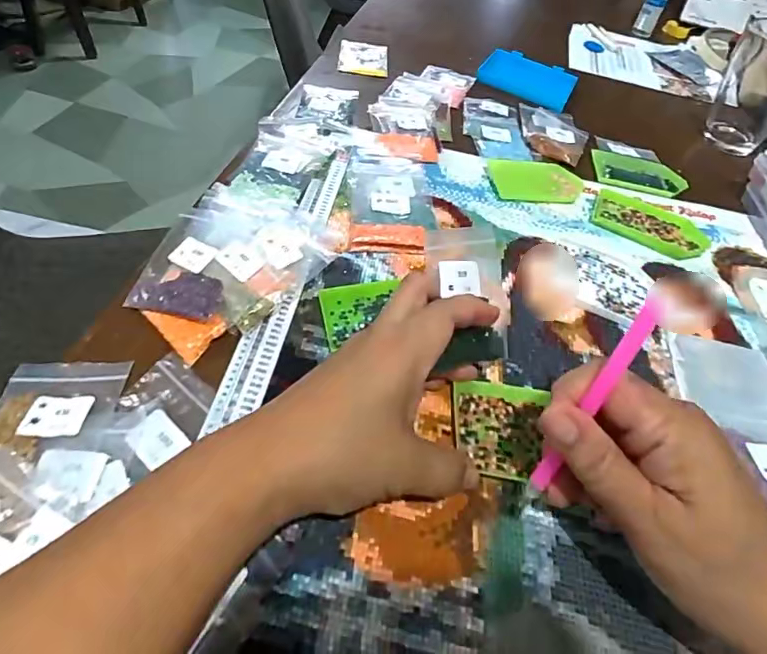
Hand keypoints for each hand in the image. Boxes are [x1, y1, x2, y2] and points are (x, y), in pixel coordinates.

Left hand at [246, 270, 498, 516]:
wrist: (269, 459)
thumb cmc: (346, 452)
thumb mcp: (406, 469)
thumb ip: (447, 470)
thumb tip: (473, 475)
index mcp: (403, 348)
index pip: (445, 311)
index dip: (473, 307)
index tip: (497, 315)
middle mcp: (379, 340)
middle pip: (413, 292)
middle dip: (443, 290)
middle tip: (472, 312)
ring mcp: (355, 355)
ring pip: (398, 323)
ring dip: (428, 331)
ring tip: (461, 363)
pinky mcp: (338, 374)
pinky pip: (383, 350)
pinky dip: (408, 357)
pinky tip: (417, 395)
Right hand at [537, 362, 766, 653]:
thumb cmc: (715, 570)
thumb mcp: (646, 520)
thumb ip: (596, 462)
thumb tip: (548, 412)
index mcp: (671, 421)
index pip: (601, 377)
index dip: (566, 400)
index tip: (548, 447)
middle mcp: (672, 418)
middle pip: (601, 402)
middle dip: (568, 438)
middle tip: (553, 489)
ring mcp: (674, 441)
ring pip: (608, 428)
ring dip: (580, 460)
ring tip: (567, 504)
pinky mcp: (674, 463)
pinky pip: (625, 450)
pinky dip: (602, 473)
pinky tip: (594, 506)